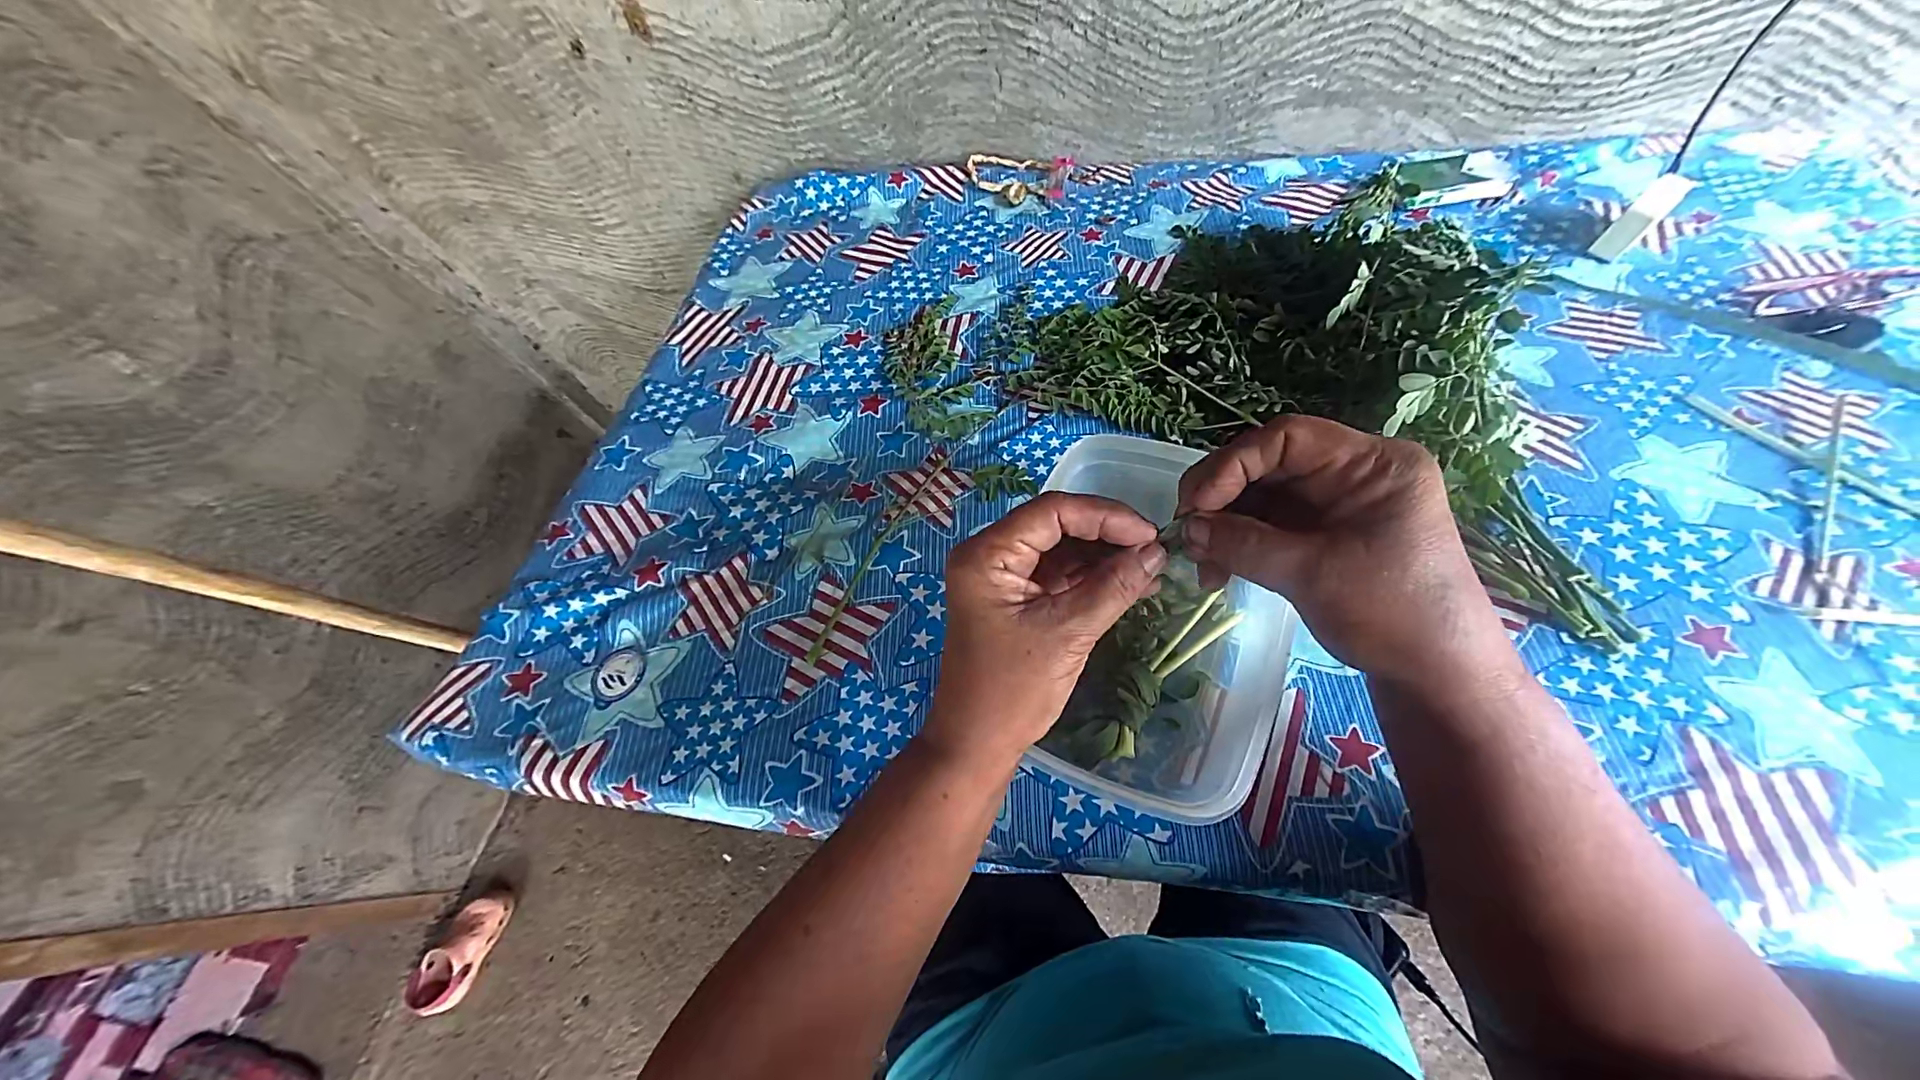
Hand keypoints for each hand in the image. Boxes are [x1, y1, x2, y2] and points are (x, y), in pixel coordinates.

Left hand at [923, 492, 1165, 767]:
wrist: (976, 744)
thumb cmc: (1011, 692)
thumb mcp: (1067, 634)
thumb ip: (1112, 587)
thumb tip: (1157, 552)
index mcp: (986, 555)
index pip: (1051, 512)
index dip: (1104, 515)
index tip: (1149, 534)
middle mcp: (989, 556)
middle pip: (1056, 526)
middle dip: (1107, 535)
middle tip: (1154, 550)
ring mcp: (1002, 579)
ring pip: (1061, 550)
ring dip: (1104, 557)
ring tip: (1151, 568)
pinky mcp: (1016, 600)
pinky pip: (1058, 576)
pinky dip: (1092, 579)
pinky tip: (1130, 584)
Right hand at [1176, 415, 1510, 683]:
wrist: (1435, 673)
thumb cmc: (1391, 614)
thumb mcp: (1311, 574)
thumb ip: (1244, 544)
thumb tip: (1188, 528)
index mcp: (1373, 464)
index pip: (1287, 438)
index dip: (1233, 464)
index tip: (1197, 505)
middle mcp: (1353, 474)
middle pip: (1268, 464)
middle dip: (1221, 497)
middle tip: (1188, 532)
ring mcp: (1335, 504)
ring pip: (1261, 496)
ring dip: (1223, 525)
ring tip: (1201, 562)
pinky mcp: (1321, 533)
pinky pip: (1267, 524)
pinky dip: (1237, 543)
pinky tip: (1217, 570)